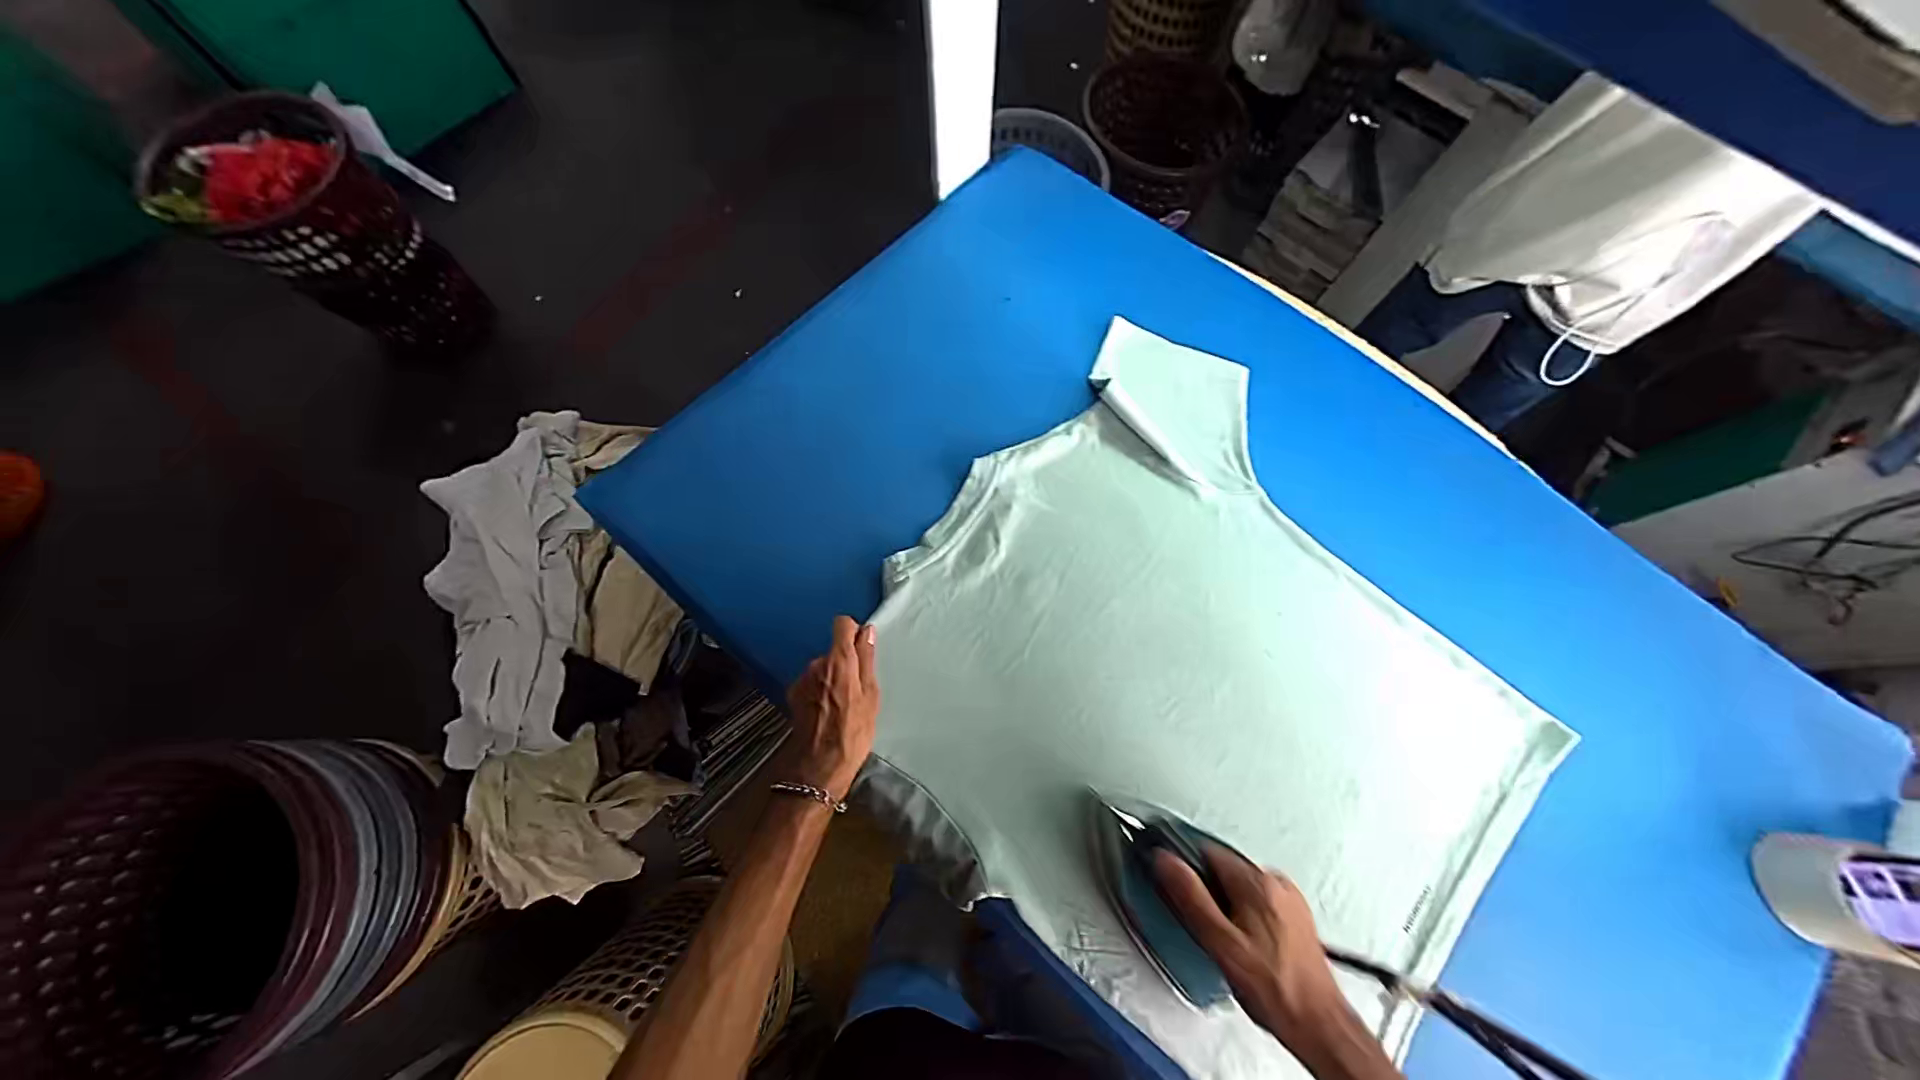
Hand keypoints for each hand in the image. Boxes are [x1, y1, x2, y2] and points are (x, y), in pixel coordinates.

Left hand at [783, 615, 879, 800]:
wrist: (820, 766)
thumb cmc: (852, 733)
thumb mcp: (870, 695)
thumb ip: (867, 660)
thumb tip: (867, 632)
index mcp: (839, 661)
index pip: (842, 625)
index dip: (853, 632)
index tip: (862, 647)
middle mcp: (816, 665)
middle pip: (833, 650)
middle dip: (846, 662)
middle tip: (858, 688)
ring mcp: (802, 680)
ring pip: (823, 668)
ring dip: (833, 678)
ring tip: (844, 704)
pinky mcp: (794, 695)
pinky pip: (813, 683)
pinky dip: (820, 691)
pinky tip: (829, 712)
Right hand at [1153, 845, 1353, 1055]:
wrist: (1319, 1025)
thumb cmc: (1276, 990)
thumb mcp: (1219, 942)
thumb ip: (1190, 895)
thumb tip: (1166, 861)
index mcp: (1256, 882)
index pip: (1205, 850)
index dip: (1184, 866)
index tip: (1173, 881)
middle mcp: (1276, 883)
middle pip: (1223, 867)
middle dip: (1205, 888)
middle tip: (1200, 920)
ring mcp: (1289, 900)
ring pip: (1240, 885)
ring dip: (1225, 902)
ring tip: (1223, 937)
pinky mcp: (1295, 916)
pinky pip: (1258, 900)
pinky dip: (1245, 913)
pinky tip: (1243, 942)